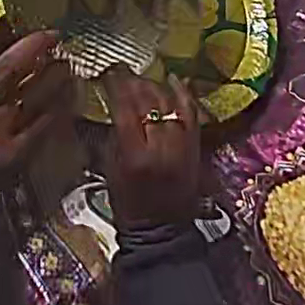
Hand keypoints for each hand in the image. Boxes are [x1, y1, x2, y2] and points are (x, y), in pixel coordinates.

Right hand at [101, 68, 203, 227]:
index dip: (116, 86)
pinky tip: (172, 79)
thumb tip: (110, 105)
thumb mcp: (110, 171)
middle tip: (122, 72)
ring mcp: (181, 142)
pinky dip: (182, 92)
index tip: (108, 73)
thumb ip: (111, 136)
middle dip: (132, 81)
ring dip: (153, 85)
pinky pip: (190, 110)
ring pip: (168, 101)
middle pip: (147, 101)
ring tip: (141, 77)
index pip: (124, 108)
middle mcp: (160, 146)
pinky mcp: (195, 143)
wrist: (162, 232)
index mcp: (134, 155)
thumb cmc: (130, 205)